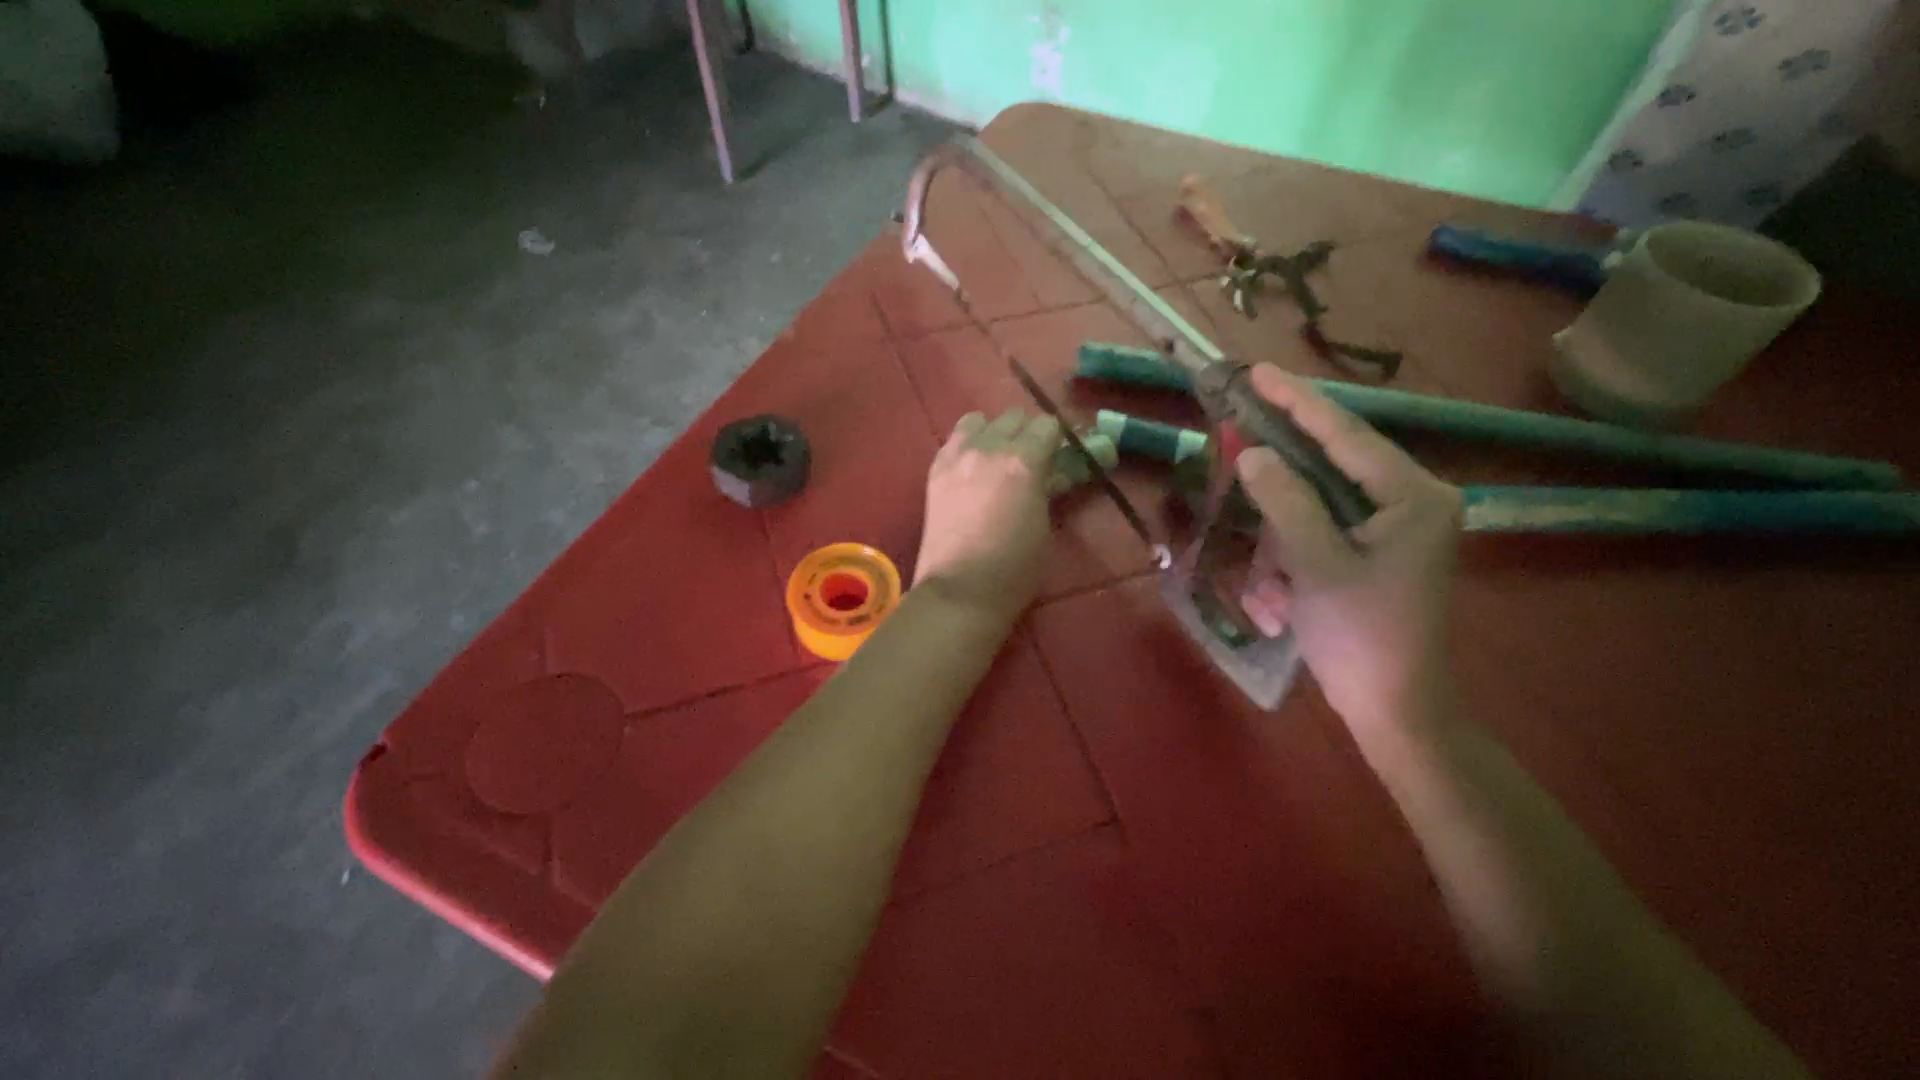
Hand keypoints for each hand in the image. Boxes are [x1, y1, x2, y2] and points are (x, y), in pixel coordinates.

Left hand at [913, 407, 1060, 625]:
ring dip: (992, 433)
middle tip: (1032, 459)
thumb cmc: (1015, 568)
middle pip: (1013, 417)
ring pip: (978, 420)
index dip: (1056, 440)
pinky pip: (954, 440)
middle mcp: (988, 448)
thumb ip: (1048, 488)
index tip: (1060, 455)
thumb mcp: (1045, 525)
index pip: (1046, 425)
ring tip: (997, 458)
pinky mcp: (935, 471)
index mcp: (1023, 461)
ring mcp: (956, 456)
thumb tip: (1054, 473)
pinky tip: (972, 468)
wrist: (960, 591)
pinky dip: (967, 445)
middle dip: (1026, 433)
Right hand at [1234, 365, 1461, 729]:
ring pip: (1317, 506)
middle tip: (1237, 454)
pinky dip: (1293, 561)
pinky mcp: (1377, 553)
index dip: (1297, 402)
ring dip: (1282, 543)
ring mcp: (1396, 529)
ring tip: (1275, 594)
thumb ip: (1287, 501)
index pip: (1347, 434)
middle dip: (1279, 483)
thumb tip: (1253, 453)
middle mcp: (1412, 501)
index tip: (1258, 372)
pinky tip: (1282, 604)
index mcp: (1414, 495)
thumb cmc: (1363, 636)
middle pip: (1331, 466)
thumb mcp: (1317, 565)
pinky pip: (1320, 535)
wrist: (1395, 709)